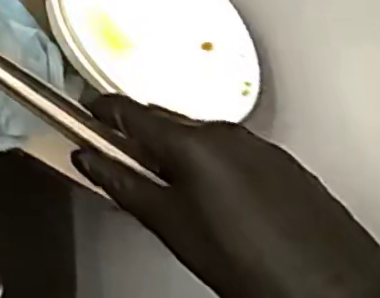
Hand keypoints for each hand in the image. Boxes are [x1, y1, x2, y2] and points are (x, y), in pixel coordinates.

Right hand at [74, 96, 379, 297]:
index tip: (84, 122)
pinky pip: (236, 153)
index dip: (97, 112)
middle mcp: (226, 134)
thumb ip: (120, 182)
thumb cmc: (255, 271)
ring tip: (181, 194)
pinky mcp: (294, 171)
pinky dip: (218, 166)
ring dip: (180, 153)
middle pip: (162, 119)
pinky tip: (224, 204)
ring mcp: (265, 151)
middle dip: (141, 138)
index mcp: (190, 141)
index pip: (124, 107)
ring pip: (200, 136)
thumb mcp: (171, 227)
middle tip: (128, 167)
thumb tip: (86, 157)